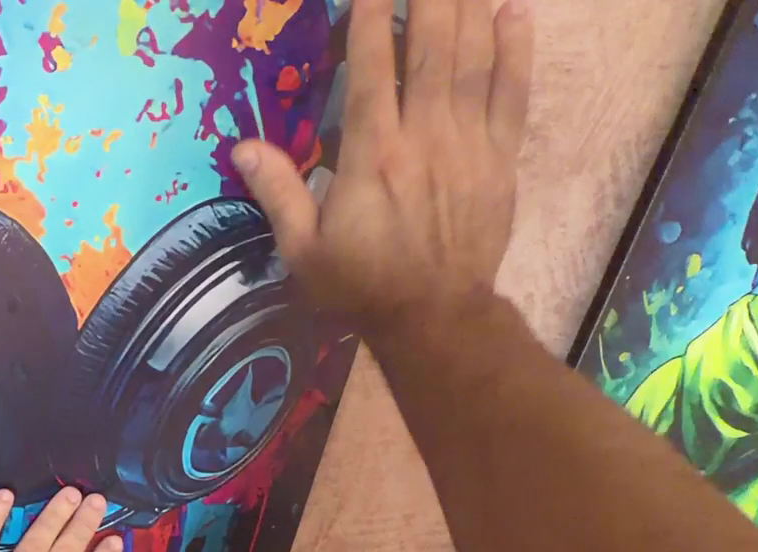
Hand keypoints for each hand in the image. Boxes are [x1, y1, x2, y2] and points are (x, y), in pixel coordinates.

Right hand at [231, 0, 533, 328]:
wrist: (431, 315)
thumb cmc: (358, 285)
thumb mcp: (302, 250)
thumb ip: (277, 193)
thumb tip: (242, 147)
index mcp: (371, 156)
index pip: (370, 70)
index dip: (370, 18)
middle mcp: (424, 136)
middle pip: (430, 45)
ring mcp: (469, 143)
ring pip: (473, 57)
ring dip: (467, 5)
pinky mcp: (501, 158)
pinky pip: (513, 92)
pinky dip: (516, 48)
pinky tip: (512, 12)